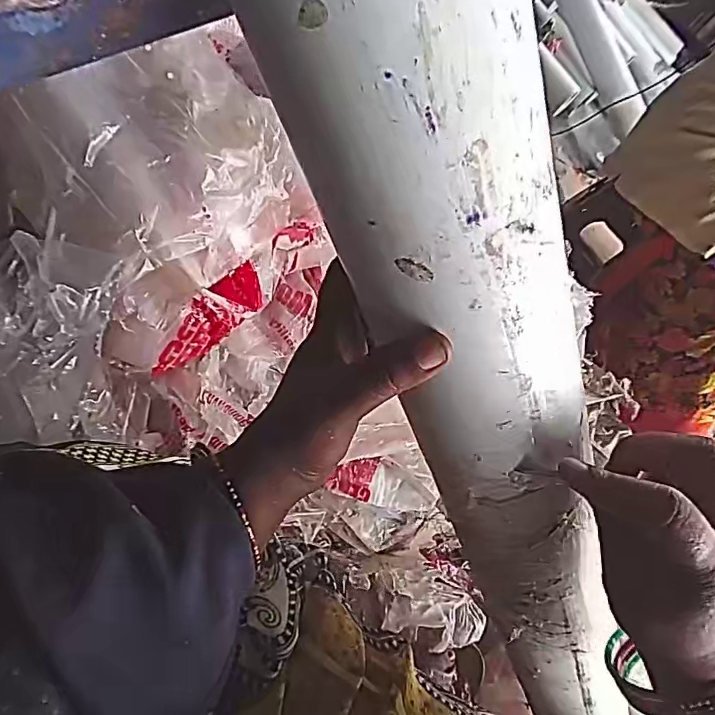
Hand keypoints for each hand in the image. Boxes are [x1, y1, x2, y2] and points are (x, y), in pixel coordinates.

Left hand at [218, 263, 450, 542]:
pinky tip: (423, 359)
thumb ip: (385, 375)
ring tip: (443, 308)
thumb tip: (437, 346)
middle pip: (365, 299)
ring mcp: (342, 369)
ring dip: (401, 317)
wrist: (271, 479)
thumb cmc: (295, 436)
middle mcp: (336, 345)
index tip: (406, 234)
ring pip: (374, 329)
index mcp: (330, 335)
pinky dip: (401, 351)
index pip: (344, 278)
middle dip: (397, 282)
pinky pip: (381, 359)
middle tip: (442, 270)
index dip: (369, 252)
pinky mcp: (349, 393)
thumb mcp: (343, 402)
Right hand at [556, 435, 714, 687]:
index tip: (570, 472)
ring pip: (705, 452)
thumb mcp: (621, 580)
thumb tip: (586, 480)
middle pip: (704, 458)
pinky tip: (641, 482)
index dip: (611, 483)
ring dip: (655, 451)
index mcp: (703, 563)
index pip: (666, 506)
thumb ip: (612, 525)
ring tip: (625, 475)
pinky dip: (665, 460)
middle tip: (611, 470)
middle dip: (644, 449)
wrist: (706, 640)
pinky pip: (701, 463)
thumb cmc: (659, 618)